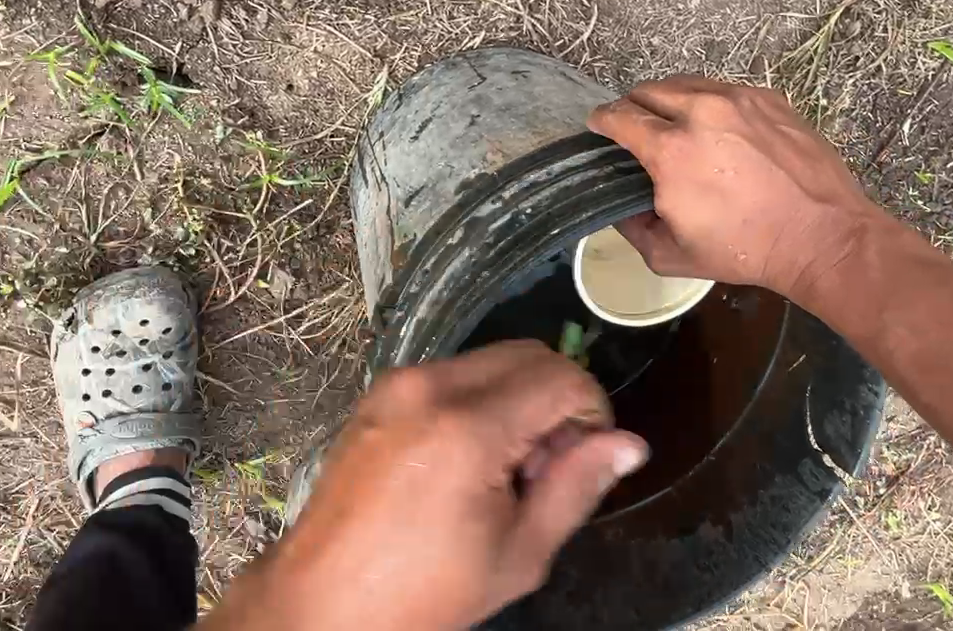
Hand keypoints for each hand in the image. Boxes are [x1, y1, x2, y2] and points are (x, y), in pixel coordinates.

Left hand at [206, 341, 648, 630]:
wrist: (321, 599)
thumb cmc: (426, 590)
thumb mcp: (519, 553)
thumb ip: (577, 487)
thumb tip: (631, 444)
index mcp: (468, 426)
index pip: (561, 376)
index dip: (592, 408)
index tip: (588, 454)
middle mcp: (432, 383)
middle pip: (529, 352)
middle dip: (558, 396)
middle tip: (548, 464)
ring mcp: (401, 379)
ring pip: (492, 358)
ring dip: (520, 396)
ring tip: (506, 467)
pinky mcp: (382, 387)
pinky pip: (454, 371)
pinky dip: (481, 396)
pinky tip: (468, 455)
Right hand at [587, 75, 904, 307]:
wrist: (823, 237)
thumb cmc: (745, 250)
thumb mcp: (671, 255)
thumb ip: (631, 228)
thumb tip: (618, 207)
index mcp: (670, 150)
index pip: (618, 116)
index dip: (601, 121)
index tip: (599, 126)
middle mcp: (699, 112)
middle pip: (646, 91)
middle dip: (632, 106)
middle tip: (635, 127)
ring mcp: (737, 100)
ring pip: (684, 83)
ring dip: (668, 99)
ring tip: (673, 121)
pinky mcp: (768, 98)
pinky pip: (722, 88)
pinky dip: (707, 102)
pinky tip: (716, 127)